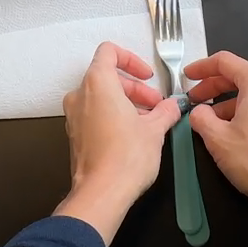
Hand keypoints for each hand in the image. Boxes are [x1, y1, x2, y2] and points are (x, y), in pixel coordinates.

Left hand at [53, 42, 183, 245]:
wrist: (102, 194)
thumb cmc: (126, 157)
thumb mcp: (155, 130)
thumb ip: (166, 111)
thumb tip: (173, 106)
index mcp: (98, 83)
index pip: (109, 52)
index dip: (131, 59)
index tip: (147, 76)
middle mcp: (80, 95)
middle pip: (108, 77)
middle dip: (136, 89)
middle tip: (156, 105)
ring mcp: (74, 116)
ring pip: (102, 97)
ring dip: (126, 104)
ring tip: (149, 122)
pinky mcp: (75, 135)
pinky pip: (94, 115)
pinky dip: (113, 116)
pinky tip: (133, 135)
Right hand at [185, 51, 247, 224]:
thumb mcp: (218, 139)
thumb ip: (200, 118)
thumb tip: (198, 112)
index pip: (224, 62)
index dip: (201, 68)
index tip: (186, 78)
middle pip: (239, 76)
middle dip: (213, 87)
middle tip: (194, 101)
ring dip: (228, 103)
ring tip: (210, 122)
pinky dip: (245, 112)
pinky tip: (233, 132)